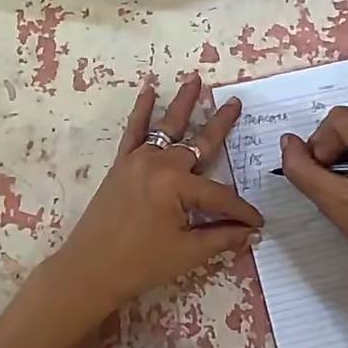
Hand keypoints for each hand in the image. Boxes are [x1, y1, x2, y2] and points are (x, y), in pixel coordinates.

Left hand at [38, 76, 263, 324]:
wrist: (89, 268)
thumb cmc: (140, 263)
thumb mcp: (187, 252)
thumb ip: (222, 237)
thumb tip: (251, 231)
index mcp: (176, 185)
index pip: (220, 195)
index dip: (241, 212)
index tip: (258, 224)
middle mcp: (157, 163)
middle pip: (197, 144)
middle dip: (219, 125)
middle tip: (235, 103)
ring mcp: (136, 160)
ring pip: (165, 127)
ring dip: (182, 103)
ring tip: (194, 79)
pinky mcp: (120, 164)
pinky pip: (133, 132)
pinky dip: (141, 111)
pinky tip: (148, 91)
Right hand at [277, 106, 347, 272]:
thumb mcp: (335, 202)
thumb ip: (302, 169)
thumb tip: (287, 141)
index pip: (339, 122)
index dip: (321, 147)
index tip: (328, 177)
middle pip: (341, 123)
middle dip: (326, 150)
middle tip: (334, 182)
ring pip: (343, 130)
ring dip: (332, 155)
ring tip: (344, 183)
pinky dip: (342, 157)